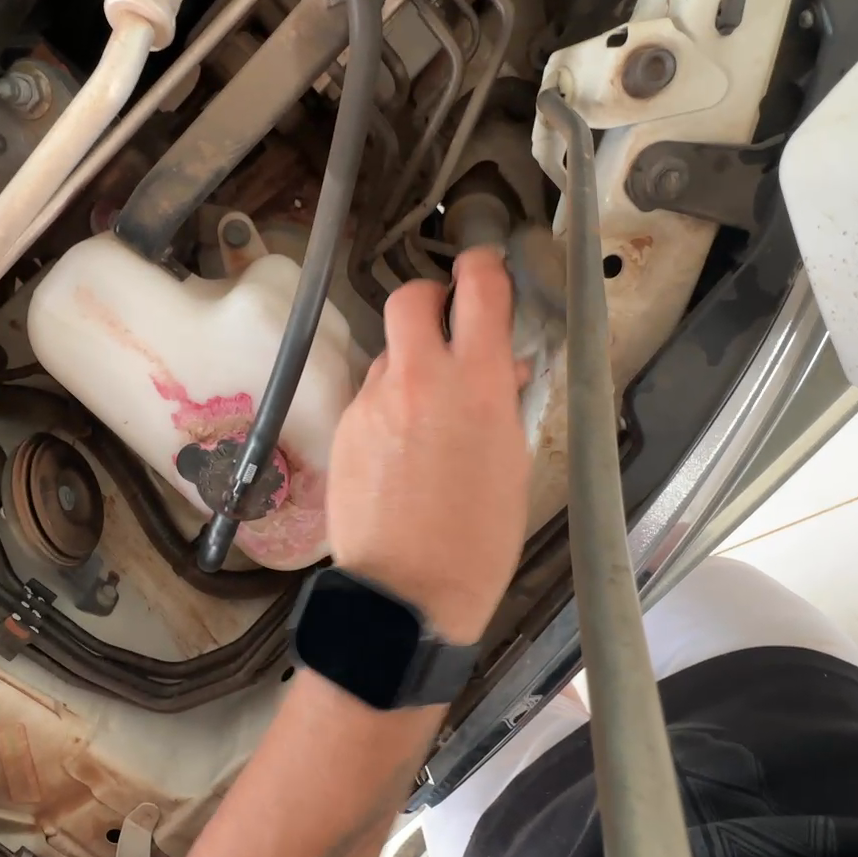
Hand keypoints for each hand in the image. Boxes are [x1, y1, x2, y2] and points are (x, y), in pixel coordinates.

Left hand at [326, 247, 530, 644]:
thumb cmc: (477, 540)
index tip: (482, 266)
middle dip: (428, 300)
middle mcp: (418, 381)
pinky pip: (368, 397)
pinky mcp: (345, 429)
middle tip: (442, 323)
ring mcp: (373, 403)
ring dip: (408, 367)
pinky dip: (386, 405)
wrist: (408, 590)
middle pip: (410, 298)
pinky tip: (398, 447)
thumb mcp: (512, 464)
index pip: (478, 288)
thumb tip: (498, 369)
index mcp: (476, 384)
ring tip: (425, 414)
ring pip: (387, 356)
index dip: (482, 266)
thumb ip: (501, 403)